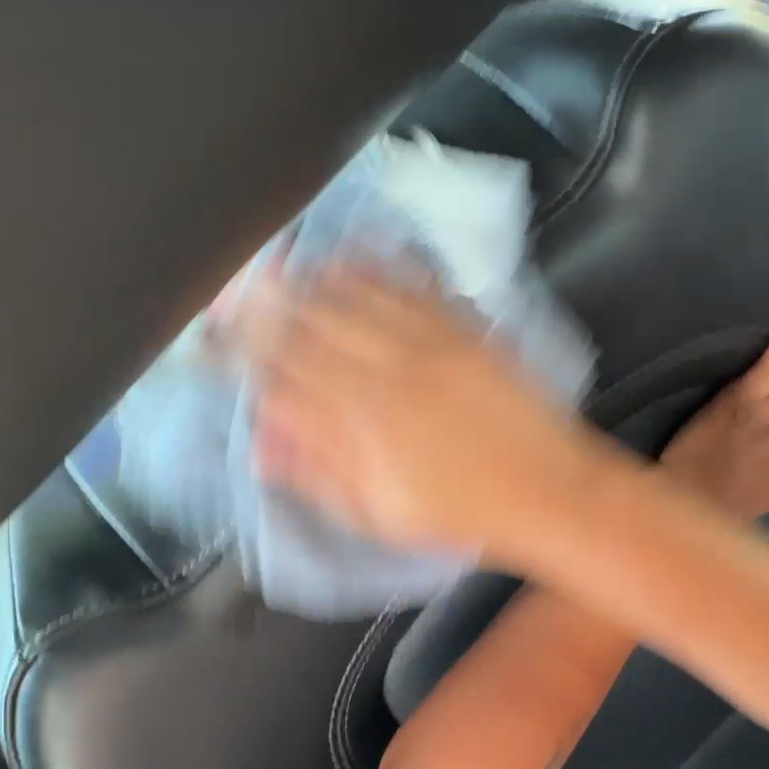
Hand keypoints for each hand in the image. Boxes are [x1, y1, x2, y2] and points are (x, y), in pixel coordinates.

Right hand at [248, 272, 601, 551]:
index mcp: (362, 419)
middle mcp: (389, 370)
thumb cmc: (463, 511)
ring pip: (355, 295)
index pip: (285, 371)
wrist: (549, 490)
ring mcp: (429, 342)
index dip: (246, 349)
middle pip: (312, 323)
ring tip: (280, 266)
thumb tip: (263, 445)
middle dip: (267, 304)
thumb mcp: (382, 513)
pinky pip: (411, 285)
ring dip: (311, 278)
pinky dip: (375, 267)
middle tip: (233, 288)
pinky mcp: (465, 329)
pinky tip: (352, 256)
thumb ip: (320, 473)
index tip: (219, 336)